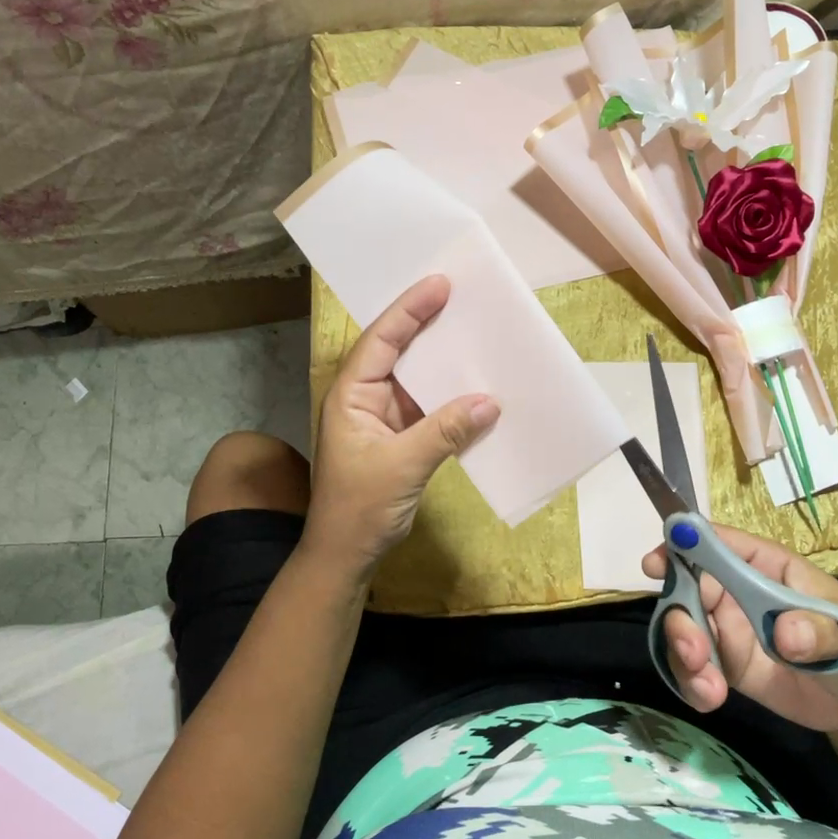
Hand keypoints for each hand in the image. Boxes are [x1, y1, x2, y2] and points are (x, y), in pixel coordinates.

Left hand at [304, 275, 499, 573]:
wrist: (347, 554)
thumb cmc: (360, 507)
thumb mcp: (403, 466)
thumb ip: (444, 431)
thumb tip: (490, 401)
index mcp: (350, 395)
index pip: (381, 341)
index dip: (409, 311)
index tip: (440, 284)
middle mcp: (364, 399)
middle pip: (398, 352)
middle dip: (428, 326)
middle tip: (464, 297)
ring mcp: (383, 420)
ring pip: (417, 381)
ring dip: (444, 364)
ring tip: (478, 335)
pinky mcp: (400, 441)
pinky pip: (429, 409)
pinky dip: (451, 400)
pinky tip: (477, 388)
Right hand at [642, 523, 837, 747]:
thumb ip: (822, 633)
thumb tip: (785, 634)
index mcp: (769, 568)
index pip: (721, 545)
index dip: (685, 545)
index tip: (656, 563)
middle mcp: (739, 592)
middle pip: (689, 588)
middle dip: (679, 616)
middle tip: (693, 650)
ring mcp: (728, 630)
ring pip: (682, 627)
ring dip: (682, 654)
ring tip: (708, 687)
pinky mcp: (724, 666)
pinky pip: (691, 666)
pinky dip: (690, 682)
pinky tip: (710, 700)